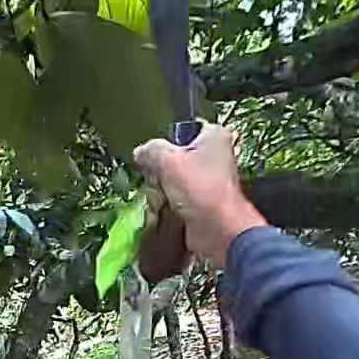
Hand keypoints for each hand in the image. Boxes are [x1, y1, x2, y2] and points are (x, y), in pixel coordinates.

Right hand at [134, 123, 266, 267]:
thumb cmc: (200, 189)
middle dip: (162, 168)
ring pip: (175, 179)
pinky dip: (170, 203)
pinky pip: (178, 197)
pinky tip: (167, 207)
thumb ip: (150, 151)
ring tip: (162, 195)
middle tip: (157, 176)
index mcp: (213, 136)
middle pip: (176, 156)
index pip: (183, 128)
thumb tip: (140, 153)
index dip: (166, 141)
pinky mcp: (202, 202)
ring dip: (163, 188)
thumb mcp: (167, 160)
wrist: (218, 230)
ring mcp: (209, 181)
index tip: (155, 153)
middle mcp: (215, 156)